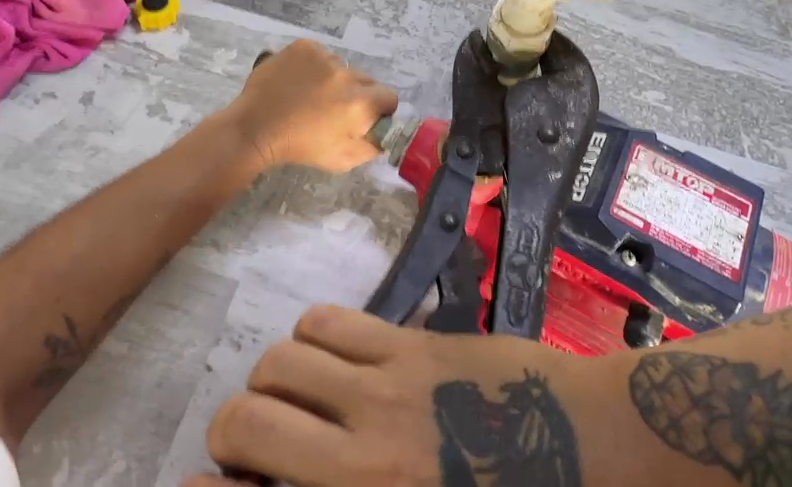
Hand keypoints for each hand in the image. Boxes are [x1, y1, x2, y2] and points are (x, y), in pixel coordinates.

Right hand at [190, 306, 603, 485]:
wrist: (592, 452)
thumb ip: (350, 486)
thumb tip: (287, 469)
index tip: (199, 481)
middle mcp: (358, 458)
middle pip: (245, 423)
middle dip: (232, 434)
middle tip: (258, 445)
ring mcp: (383, 392)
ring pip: (281, 361)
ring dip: (276, 381)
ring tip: (303, 397)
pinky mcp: (410, 345)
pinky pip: (328, 322)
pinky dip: (313, 338)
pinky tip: (335, 356)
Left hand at [219, 41, 396, 172]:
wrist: (255, 127)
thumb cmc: (299, 147)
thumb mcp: (342, 160)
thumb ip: (371, 147)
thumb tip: (383, 135)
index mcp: (360, 104)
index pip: (389, 97)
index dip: (380, 109)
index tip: (364, 117)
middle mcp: (346, 76)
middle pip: (366, 81)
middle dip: (356, 94)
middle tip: (335, 108)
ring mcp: (324, 57)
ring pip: (342, 67)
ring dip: (334, 79)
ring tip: (311, 95)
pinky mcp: (305, 47)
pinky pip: (320, 54)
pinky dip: (314, 66)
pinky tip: (299, 81)